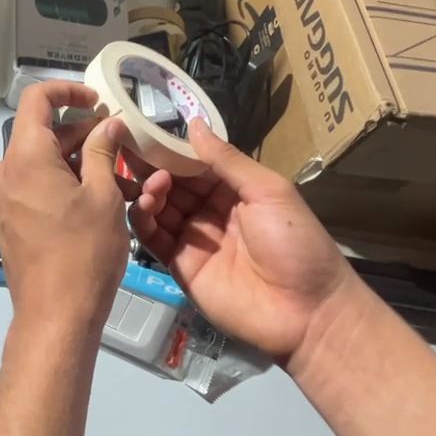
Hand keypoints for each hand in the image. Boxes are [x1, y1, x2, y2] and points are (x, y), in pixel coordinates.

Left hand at [0, 82, 133, 335]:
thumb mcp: (103, 195)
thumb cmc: (84, 251)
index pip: (37, 99)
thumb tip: (108, 123)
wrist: (55, 314)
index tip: (97, 100)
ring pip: (40, 160)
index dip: (68, 90)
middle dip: (80, 130)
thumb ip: (102, 151)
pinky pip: (34, 183)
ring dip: (74, 157)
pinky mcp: (10, 217)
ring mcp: (4, 195)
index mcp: (24, 156)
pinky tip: (95, 193)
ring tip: (116, 169)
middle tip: (119, 139)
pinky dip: (62, 179)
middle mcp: (6, 170)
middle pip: (41, 131)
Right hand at [127, 119, 355, 362]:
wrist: (307, 313)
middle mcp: (208, 211)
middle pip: (171, 184)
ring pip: (158, 208)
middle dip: (151, 168)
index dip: (169, 149)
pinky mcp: (179, 265)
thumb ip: (227, 160)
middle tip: (128, 153)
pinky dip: (142, 221)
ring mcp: (192, 239)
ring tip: (149, 186)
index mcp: (232, 190)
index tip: (143, 131)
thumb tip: (194, 122)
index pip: (192, 163)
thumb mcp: (268, 191)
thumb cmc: (295, 244)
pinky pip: (153, 238)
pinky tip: (142, 207)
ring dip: (148, 192)